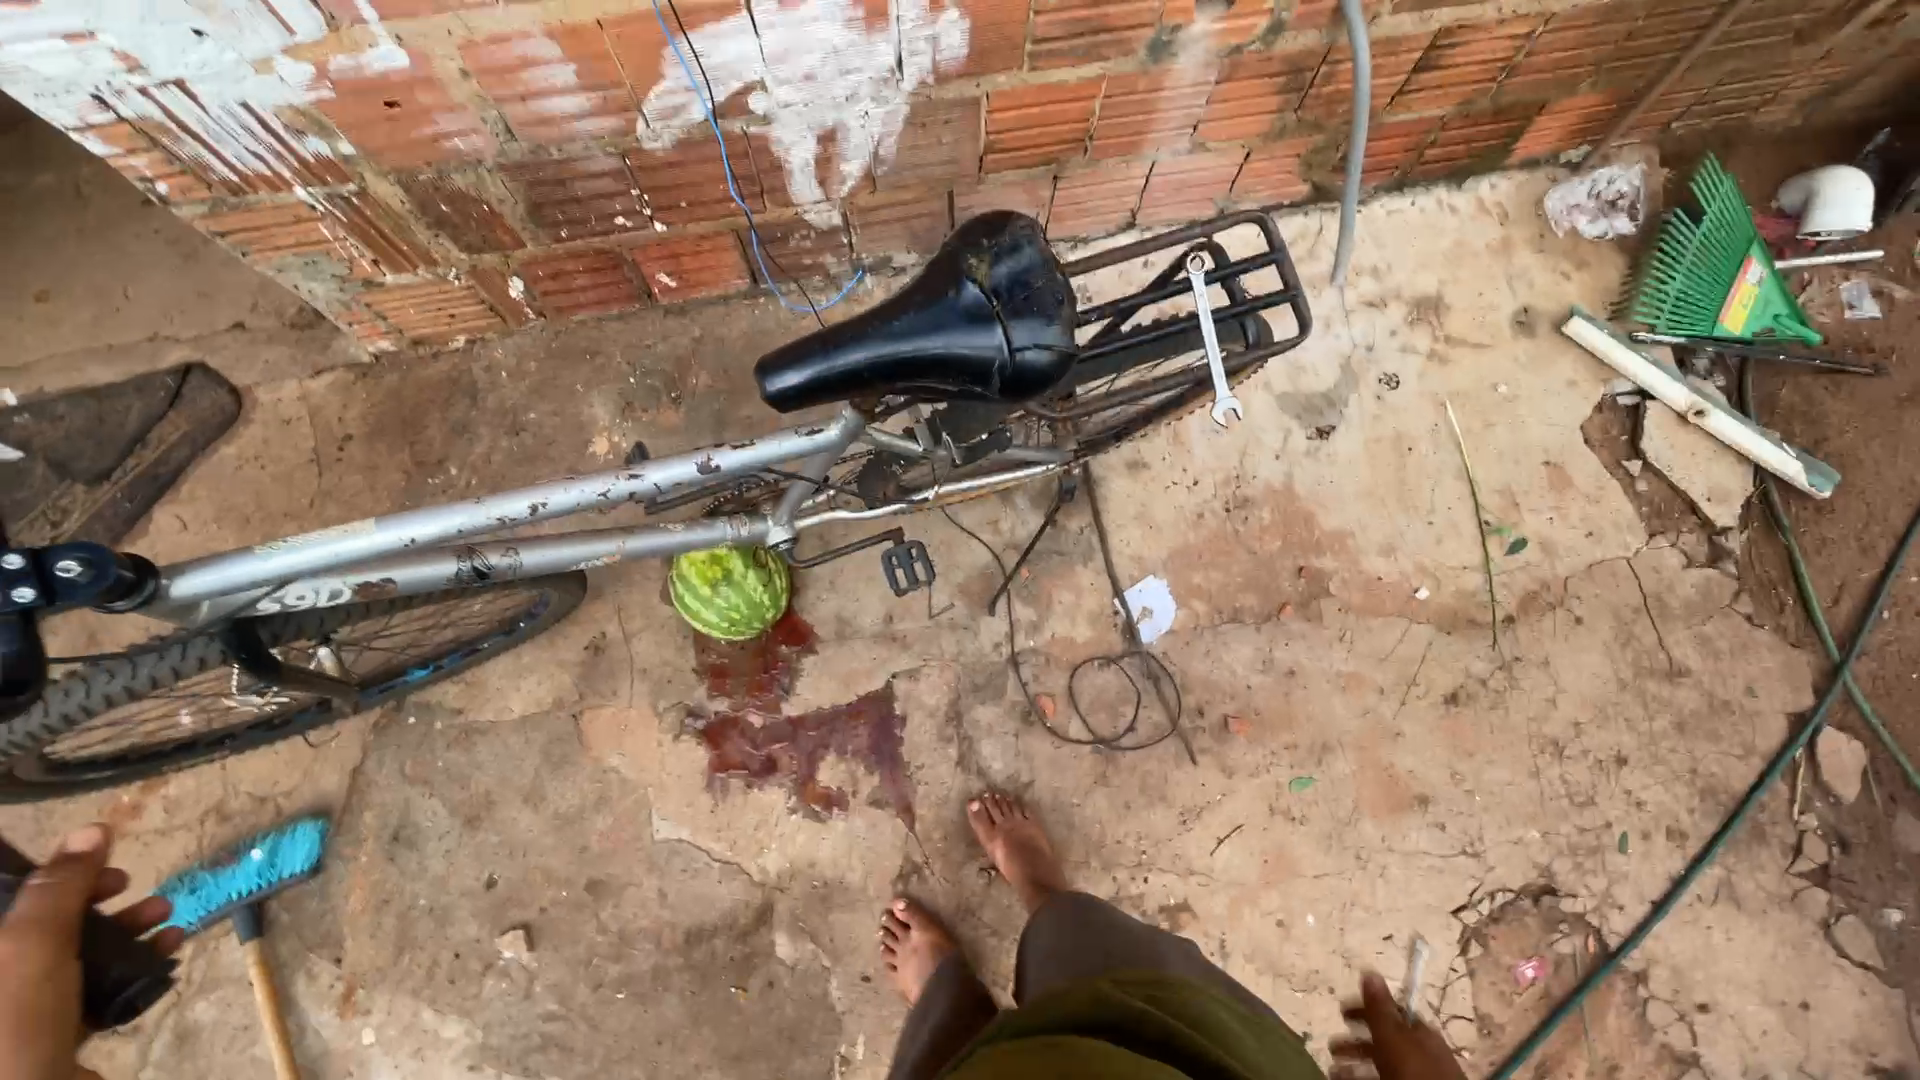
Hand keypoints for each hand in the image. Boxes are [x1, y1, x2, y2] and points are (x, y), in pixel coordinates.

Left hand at [0, 824, 183, 1079]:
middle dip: (98, 899)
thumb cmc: (13, 1021)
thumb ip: (59, 889)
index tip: (98, 866)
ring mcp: (20, 1013)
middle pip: (43, 926)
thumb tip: (93, 829)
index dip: (52, 877)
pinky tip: (168, 949)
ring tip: (167, 914)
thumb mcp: (32, 947)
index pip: (9, 902)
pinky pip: (94, 985)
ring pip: (75, 953)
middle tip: (133, 886)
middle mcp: (2, 978)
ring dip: (127, 926)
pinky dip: (134, 962)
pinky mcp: (50, 1036)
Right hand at [1330, 972, 1468, 1079]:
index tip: (1340, 1012)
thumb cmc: (1414, 1070)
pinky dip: (1362, 1075)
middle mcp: (1420, 1050)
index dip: (1364, 1009)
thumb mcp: (1393, 1035)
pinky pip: (1381, 1076)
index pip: (1390, 1011)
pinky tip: (1343, 1077)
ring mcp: (1417, 1072)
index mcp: (1420, 1031)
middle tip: (1333, 1045)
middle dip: (1355, 1039)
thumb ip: (1380, 1006)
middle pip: (1383, 1038)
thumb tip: (1369, 970)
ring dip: (1355, 1061)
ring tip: (1333, 1067)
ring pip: (1381, 1061)